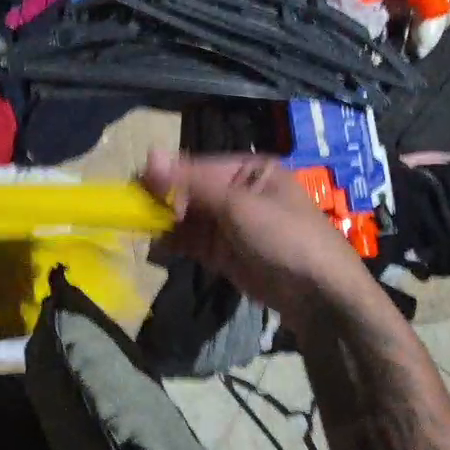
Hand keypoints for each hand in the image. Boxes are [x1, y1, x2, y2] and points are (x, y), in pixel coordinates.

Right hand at [141, 151, 373, 330]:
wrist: (318, 295)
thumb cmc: (284, 237)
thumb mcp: (237, 205)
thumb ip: (190, 183)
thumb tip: (148, 154)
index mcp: (248, 170)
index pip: (196, 167)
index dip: (166, 177)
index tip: (134, 186)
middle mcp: (236, 192)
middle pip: (187, 192)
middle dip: (161, 202)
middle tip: (132, 212)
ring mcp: (228, 225)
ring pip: (184, 218)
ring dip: (161, 223)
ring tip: (138, 229)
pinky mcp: (221, 253)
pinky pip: (188, 242)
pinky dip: (170, 244)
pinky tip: (154, 247)